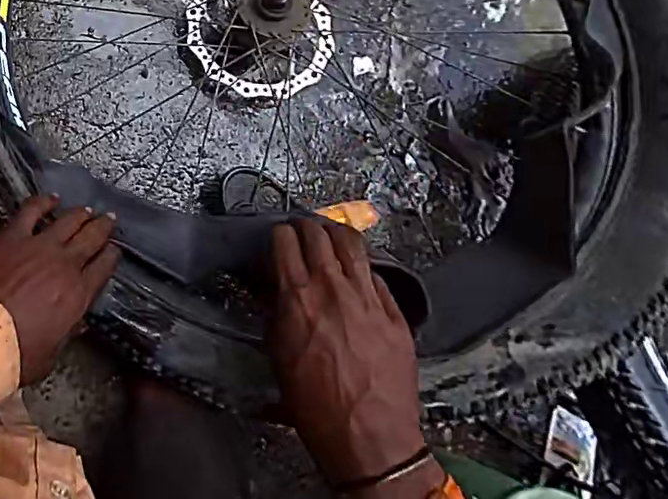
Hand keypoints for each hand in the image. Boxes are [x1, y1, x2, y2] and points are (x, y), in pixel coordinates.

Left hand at [0, 194, 118, 384]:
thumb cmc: (13, 352)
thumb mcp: (50, 353)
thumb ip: (64, 333)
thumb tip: (74, 324)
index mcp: (77, 295)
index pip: (102, 270)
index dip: (110, 258)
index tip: (114, 250)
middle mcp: (64, 265)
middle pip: (90, 239)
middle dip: (102, 228)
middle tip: (109, 220)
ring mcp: (38, 246)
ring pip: (68, 221)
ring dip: (80, 214)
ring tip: (88, 209)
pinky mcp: (12, 237)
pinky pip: (31, 211)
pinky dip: (42, 202)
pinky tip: (50, 198)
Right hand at [265, 218, 440, 493]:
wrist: (369, 441)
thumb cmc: (316, 403)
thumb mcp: (277, 348)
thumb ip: (274, 308)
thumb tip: (272, 285)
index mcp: (297, 296)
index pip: (284, 240)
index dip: (278, 233)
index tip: (278, 237)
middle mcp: (332, 290)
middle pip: (317, 233)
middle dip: (305, 226)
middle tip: (302, 230)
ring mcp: (367, 301)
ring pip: (352, 244)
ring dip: (336, 235)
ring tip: (331, 237)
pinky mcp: (395, 317)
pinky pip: (378, 276)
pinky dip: (363, 268)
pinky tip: (357, 274)